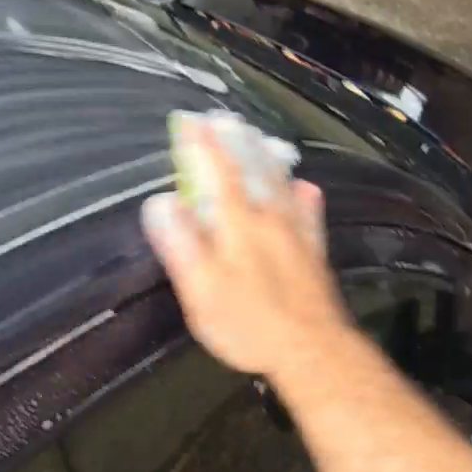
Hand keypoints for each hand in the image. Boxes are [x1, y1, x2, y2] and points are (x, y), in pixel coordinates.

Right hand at [140, 118, 352, 379]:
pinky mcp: (312, 256)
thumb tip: (160, 203)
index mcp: (236, 226)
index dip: (201, 148)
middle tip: (224, 120)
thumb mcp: (201, 289)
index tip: (188, 122)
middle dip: (234, 144)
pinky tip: (305, 188)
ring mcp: (294, 237)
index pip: (216, 176)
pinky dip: (303, 197)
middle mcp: (267, 222)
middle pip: (251, 173)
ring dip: (265, 160)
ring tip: (258, 139)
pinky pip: (308, 216)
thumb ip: (182, 244)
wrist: (311, 351)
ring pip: (279, 186)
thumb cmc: (248, 323)